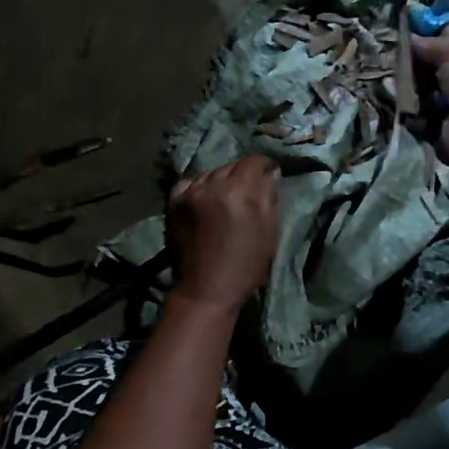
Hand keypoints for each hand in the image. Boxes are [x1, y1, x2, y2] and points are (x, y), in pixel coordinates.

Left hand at [168, 154, 280, 308]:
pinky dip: (201, 184)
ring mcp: (191, 193)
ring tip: (231, 193)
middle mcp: (213, 185)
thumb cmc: (248, 263)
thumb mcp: (270, 230)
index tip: (272, 173)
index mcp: (241, 191)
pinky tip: (207, 195)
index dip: (266, 165)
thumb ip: (270, 197)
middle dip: (246, 171)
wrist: (208, 287)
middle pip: (233, 164)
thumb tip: (271, 173)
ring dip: (224, 177)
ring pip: (212, 171)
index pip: (255, 161)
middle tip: (254, 186)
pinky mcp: (175, 203)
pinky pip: (190, 182)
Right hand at [412, 25, 448, 170]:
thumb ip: (428, 43)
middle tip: (401, 61)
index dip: (428, 33)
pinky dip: (410, 111)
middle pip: (429, 62)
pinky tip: (408, 107)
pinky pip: (415, 113)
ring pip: (419, 87)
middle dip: (414, 61)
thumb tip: (407, 37)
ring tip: (404, 85)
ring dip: (410, 86)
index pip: (448, 36)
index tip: (405, 32)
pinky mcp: (438, 124)